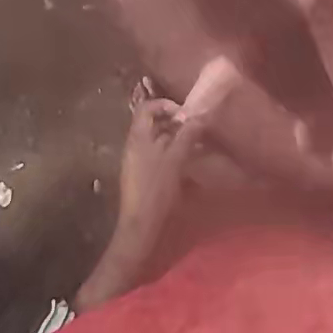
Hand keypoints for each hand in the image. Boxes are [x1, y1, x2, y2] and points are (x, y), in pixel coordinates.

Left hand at [77, 98, 203, 309]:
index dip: (166, 105)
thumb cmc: (156, 191)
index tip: (186, 115)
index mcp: (138, 137)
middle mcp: (135, 146)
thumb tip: (198, 117)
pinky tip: (189, 164)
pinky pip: (158, 156)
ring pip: (158, 141)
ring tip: (198, 145)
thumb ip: (186, 137)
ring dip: (176, 139)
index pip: (147, 108)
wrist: (141, 227)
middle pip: (153, 124)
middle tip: (196, 129)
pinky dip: (173, 154)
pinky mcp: (144, 176)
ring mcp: (137, 161)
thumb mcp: (175, 161)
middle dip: (175, 123)